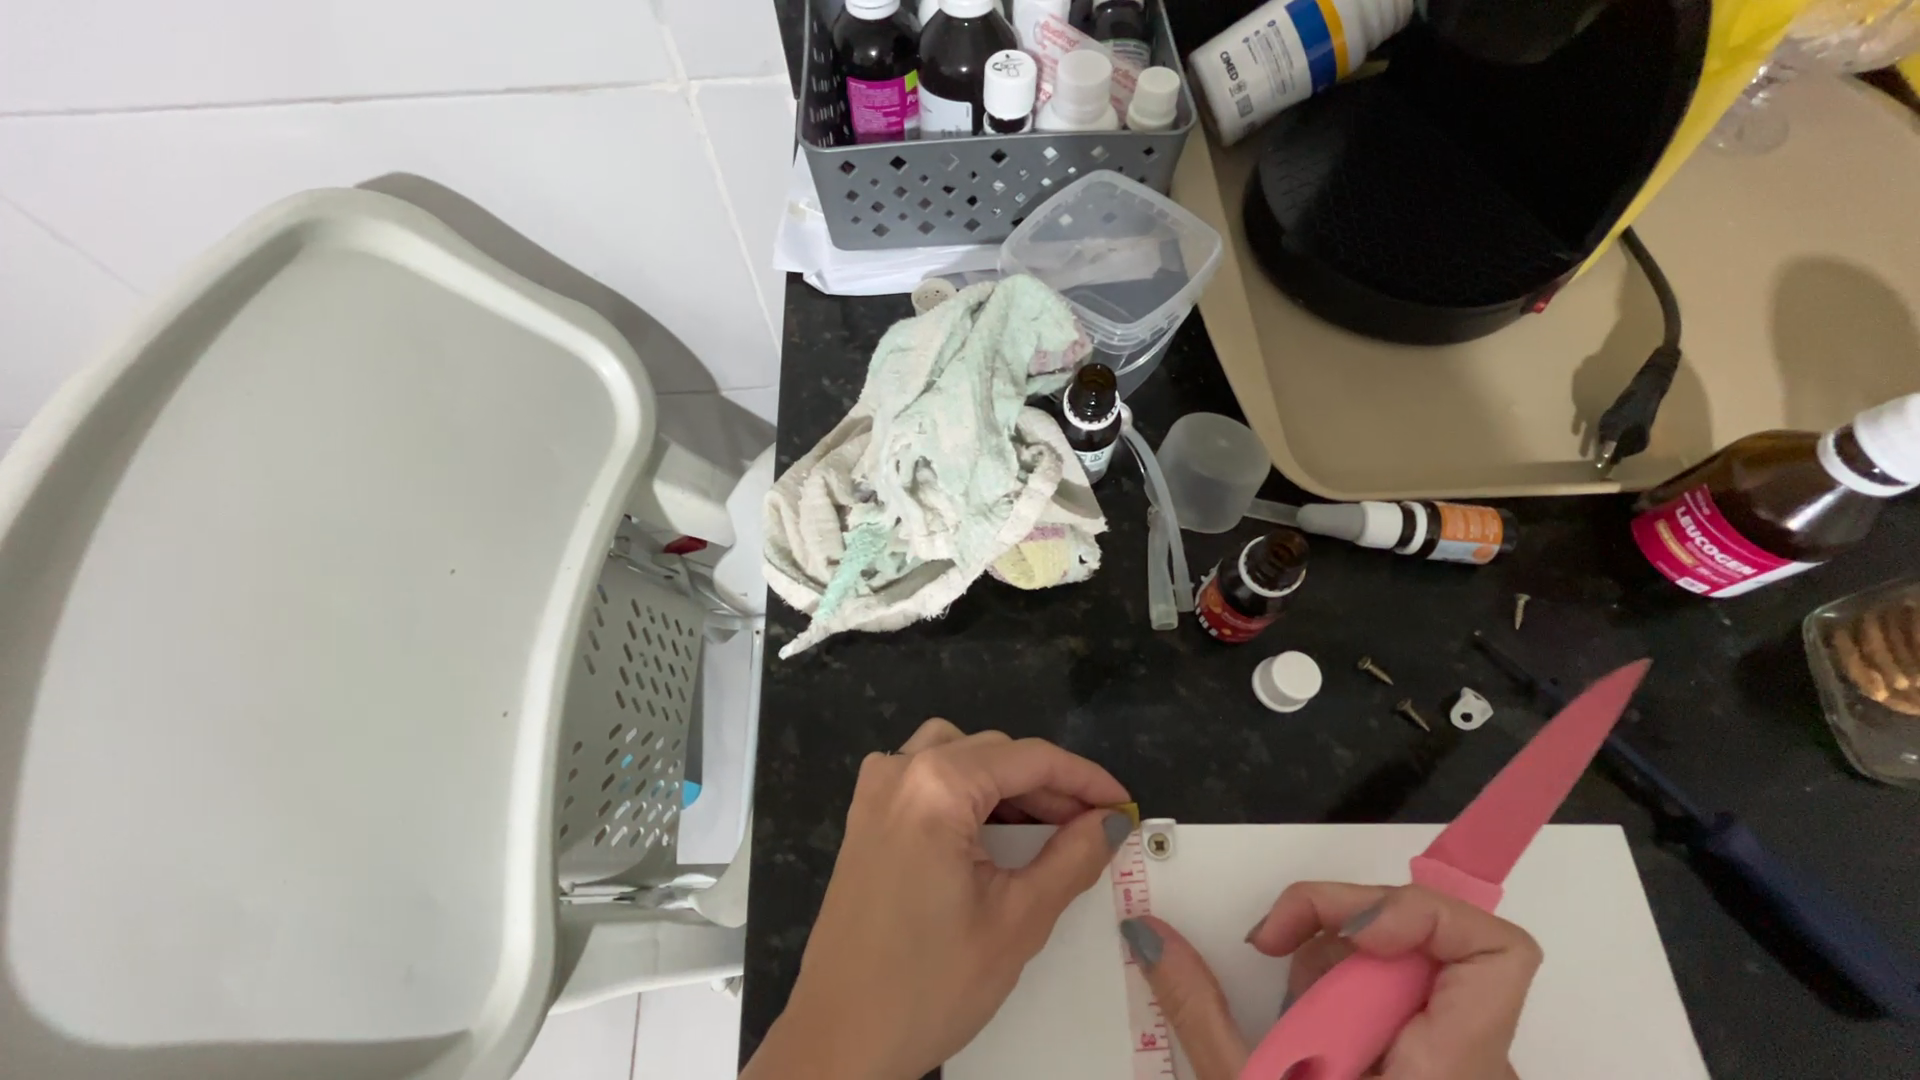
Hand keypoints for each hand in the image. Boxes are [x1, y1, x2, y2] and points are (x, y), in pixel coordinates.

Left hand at [742, 719, 1131, 1079]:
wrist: (840, 1038)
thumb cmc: (930, 984)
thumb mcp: (1018, 920)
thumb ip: (1073, 857)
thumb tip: (1112, 820)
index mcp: (935, 785)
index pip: (1029, 758)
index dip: (1085, 777)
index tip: (1124, 803)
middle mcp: (899, 770)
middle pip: (992, 753)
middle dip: (1048, 784)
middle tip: (1093, 826)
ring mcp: (875, 790)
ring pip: (959, 755)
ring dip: (1007, 783)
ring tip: (1048, 827)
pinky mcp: (866, 816)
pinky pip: (926, 777)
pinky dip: (967, 792)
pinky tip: (993, 832)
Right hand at [1124, 882, 1539, 1079]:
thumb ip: (1198, 1006)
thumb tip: (1149, 933)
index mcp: (1449, 1074)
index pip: (1495, 953)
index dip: (1419, 914)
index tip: (1345, 934)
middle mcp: (1477, 1063)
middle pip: (1423, 936)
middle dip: (1334, 930)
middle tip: (1274, 953)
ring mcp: (1462, 1066)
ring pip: (1404, 961)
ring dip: (1331, 965)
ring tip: (1290, 1018)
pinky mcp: (1438, 1068)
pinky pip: (1399, 993)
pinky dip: (1342, 991)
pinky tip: (1309, 1035)